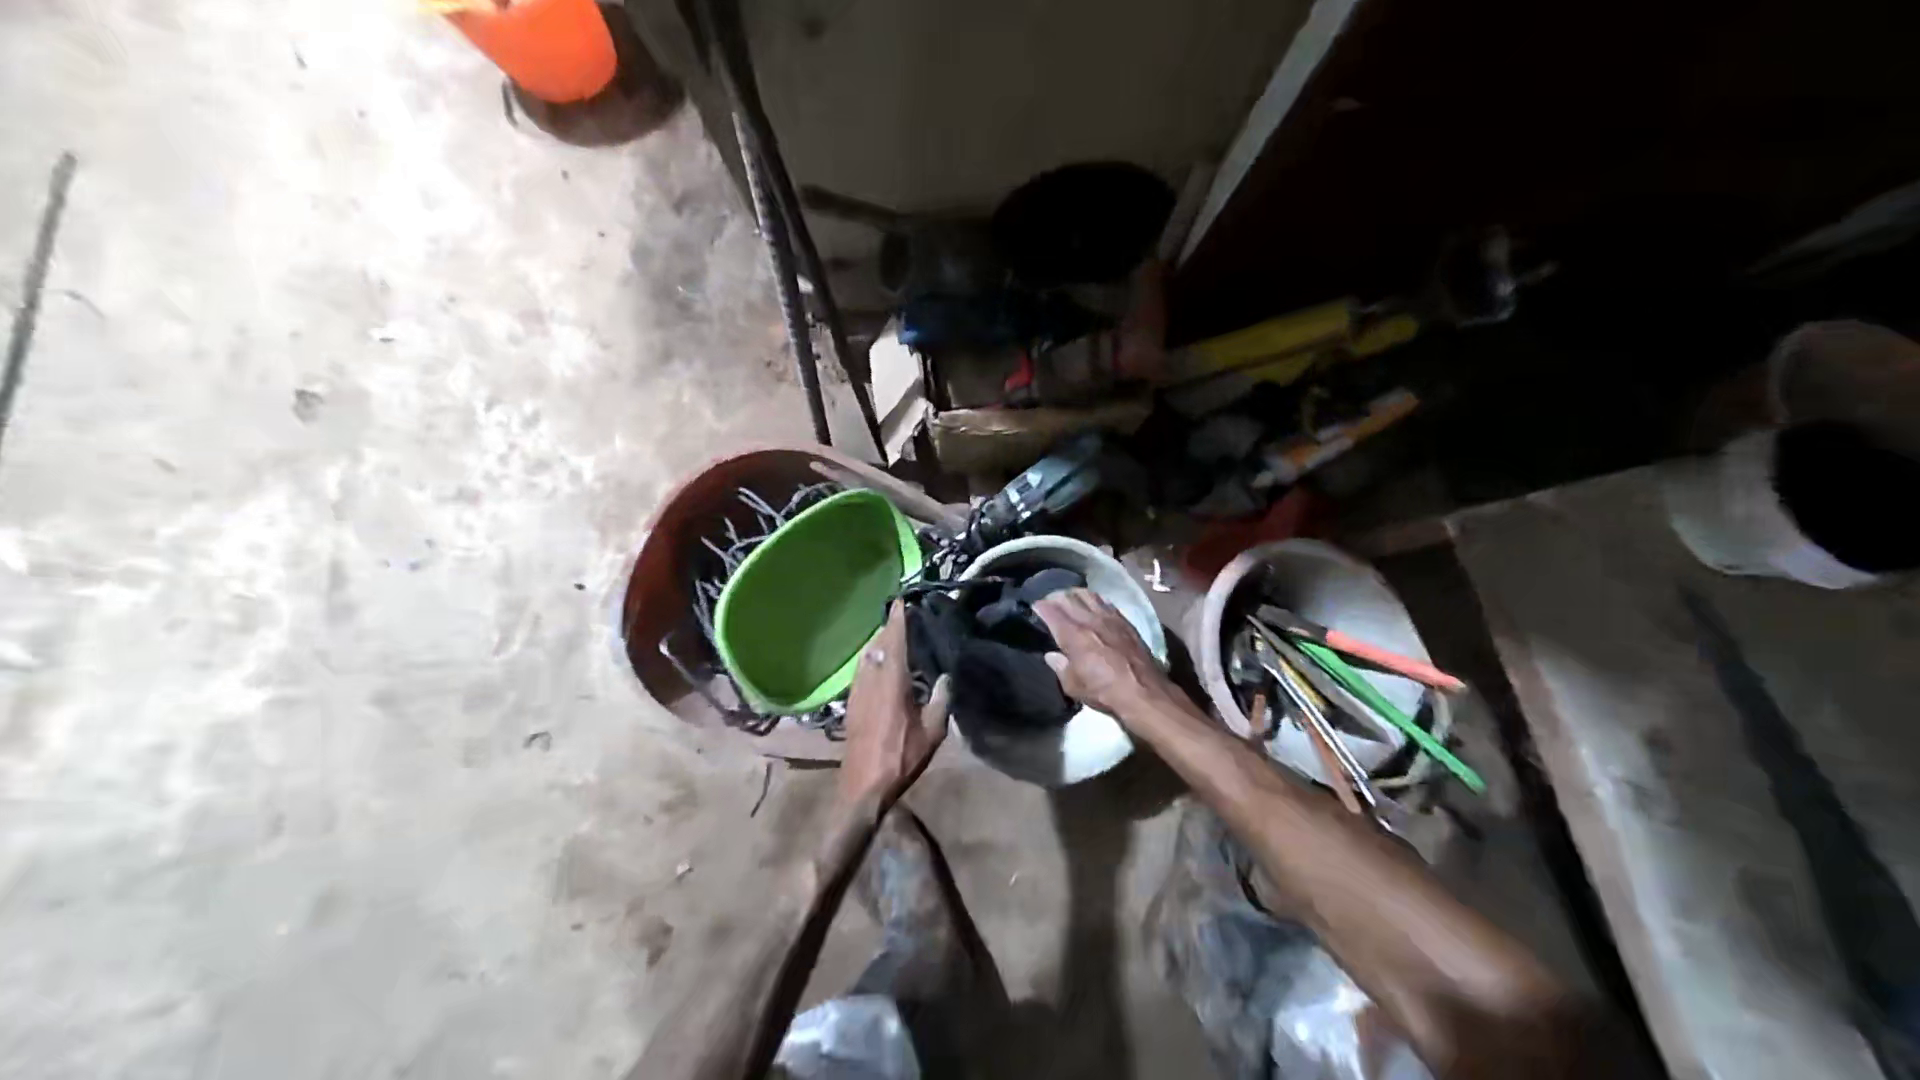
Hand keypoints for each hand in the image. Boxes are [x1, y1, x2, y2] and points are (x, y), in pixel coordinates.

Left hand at [838, 602, 951, 812]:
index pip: (894, 642)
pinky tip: (877, 665)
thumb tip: (946, 677)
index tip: (901, 602)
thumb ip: (941, 701)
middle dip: (888, 629)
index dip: (898, 621)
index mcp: (892, 682)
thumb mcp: (932, 732)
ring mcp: (857, 692)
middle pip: (877, 645)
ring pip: (866, 657)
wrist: (863, 786)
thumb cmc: (901, 758)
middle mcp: (871, 680)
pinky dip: (870, 660)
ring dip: (877, 643)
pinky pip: (860, 671)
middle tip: (900, 617)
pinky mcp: (851, 704)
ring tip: (890, 637)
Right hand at [1034, 588, 1169, 717]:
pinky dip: (1094, 600)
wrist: (1144, 692)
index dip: (1039, 607)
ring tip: (1070, 601)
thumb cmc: (1104, 692)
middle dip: (1054, 598)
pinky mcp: (1125, 621)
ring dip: (1075, 595)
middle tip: (1049, 604)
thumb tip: (1052, 655)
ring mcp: (1109, 617)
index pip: (1050, 610)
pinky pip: (1105, 602)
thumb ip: (1060, 667)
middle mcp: (1089, 620)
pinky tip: (1093, 607)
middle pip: (1067, 597)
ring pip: (1087, 594)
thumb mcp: (1074, 686)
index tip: (1034, 608)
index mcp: (1073, 635)